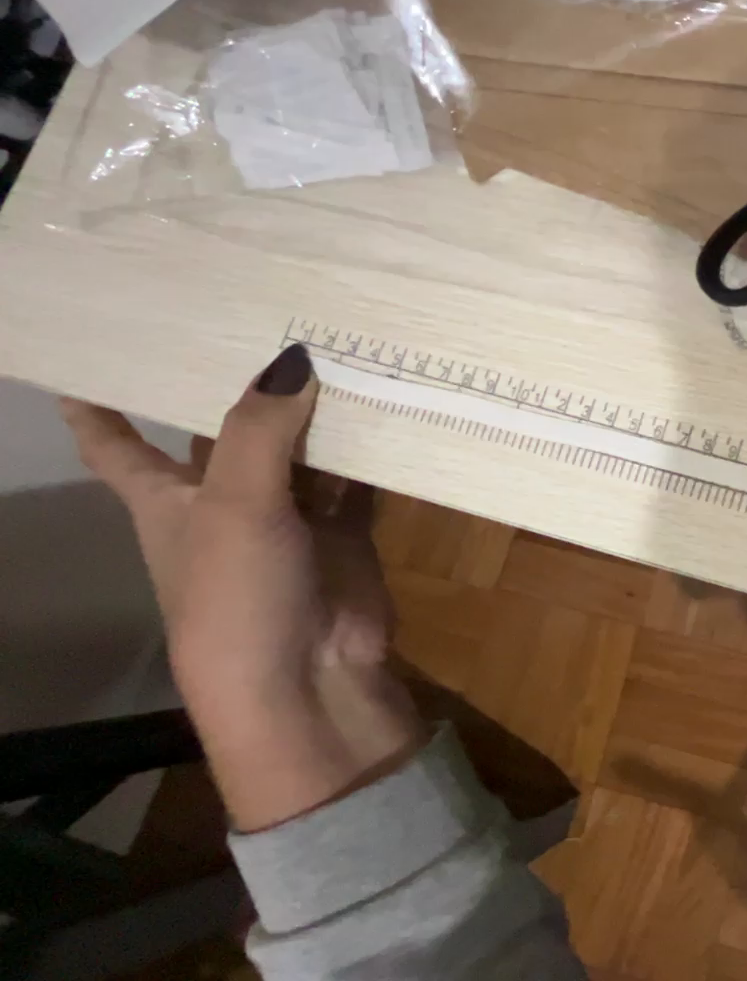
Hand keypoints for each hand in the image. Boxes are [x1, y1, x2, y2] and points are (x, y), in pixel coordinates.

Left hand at [62, 344, 423, 831]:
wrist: (308, 672)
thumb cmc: (238, 594)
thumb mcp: (233, 506)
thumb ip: (263, 431)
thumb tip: (296, 356)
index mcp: (168, 499)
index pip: (116, 443)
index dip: (100, 403)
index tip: (101, 354)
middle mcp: (227, 501)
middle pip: (226, 435)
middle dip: (241, 390)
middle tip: (269, 327)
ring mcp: (292, 518)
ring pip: (302, 453)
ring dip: (320, 417)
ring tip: (346, 355)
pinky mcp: (348, 532)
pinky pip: (360, 481)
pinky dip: (376, 455)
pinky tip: (394, 416)